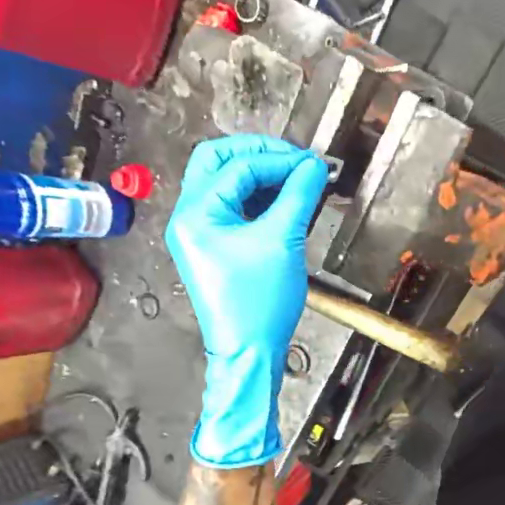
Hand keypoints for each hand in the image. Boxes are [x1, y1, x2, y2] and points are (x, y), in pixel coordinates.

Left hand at [166, 135, 327, 465]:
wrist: (250, 350)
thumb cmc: (257, 305)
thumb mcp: (283, 241)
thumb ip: (298, 196)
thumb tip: (314, 167)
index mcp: (196, 214)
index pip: (240, 167)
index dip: (280, 161)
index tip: (313, 164)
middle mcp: (191, 218)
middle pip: (218, 161)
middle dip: (259, 154)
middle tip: (295, 159)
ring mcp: (201, 231)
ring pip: (225, 181)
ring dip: (260, 174)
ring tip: (295, 178)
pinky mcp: (216, 245)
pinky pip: (234, 206)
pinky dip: (259, 196)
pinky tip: (285, 200)